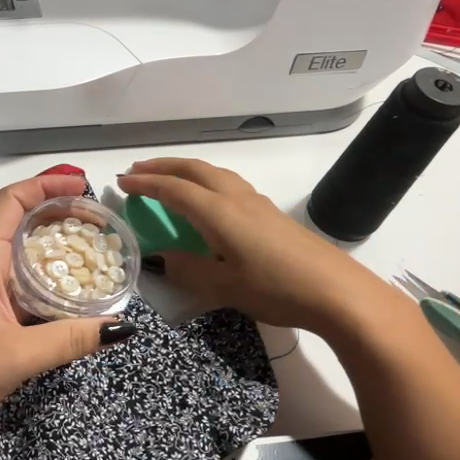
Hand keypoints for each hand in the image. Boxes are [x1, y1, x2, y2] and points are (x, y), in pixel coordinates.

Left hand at [0, 172, 135, 444]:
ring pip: (21, 256)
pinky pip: (21, 285)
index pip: (9, 202)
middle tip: (101, 224)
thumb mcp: (20, 354)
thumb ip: (71, 339)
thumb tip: (123, 327)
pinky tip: (75, 296)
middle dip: (58, 215)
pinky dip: (48, 282)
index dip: (44, 186)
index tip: (82, 186)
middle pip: (18, 223)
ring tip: (97, 252)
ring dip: (55, 249)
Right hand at [116, 158, 399, 337]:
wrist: (338, 293)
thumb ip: (187, 269)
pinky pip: (228, 184)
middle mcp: (236, 198)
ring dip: (185, 170)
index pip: (173, 189)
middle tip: (137, 170)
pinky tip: (206, 198)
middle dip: (163, 166)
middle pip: (194, 170)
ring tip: (167, 177)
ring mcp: (257, 204)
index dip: (145, 184)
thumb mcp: (223, 286)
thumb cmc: (276, 288)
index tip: (121, 182)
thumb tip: (159, 259)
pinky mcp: (271, 215)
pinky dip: (205, 180)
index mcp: (218, 212)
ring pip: (214, 173)